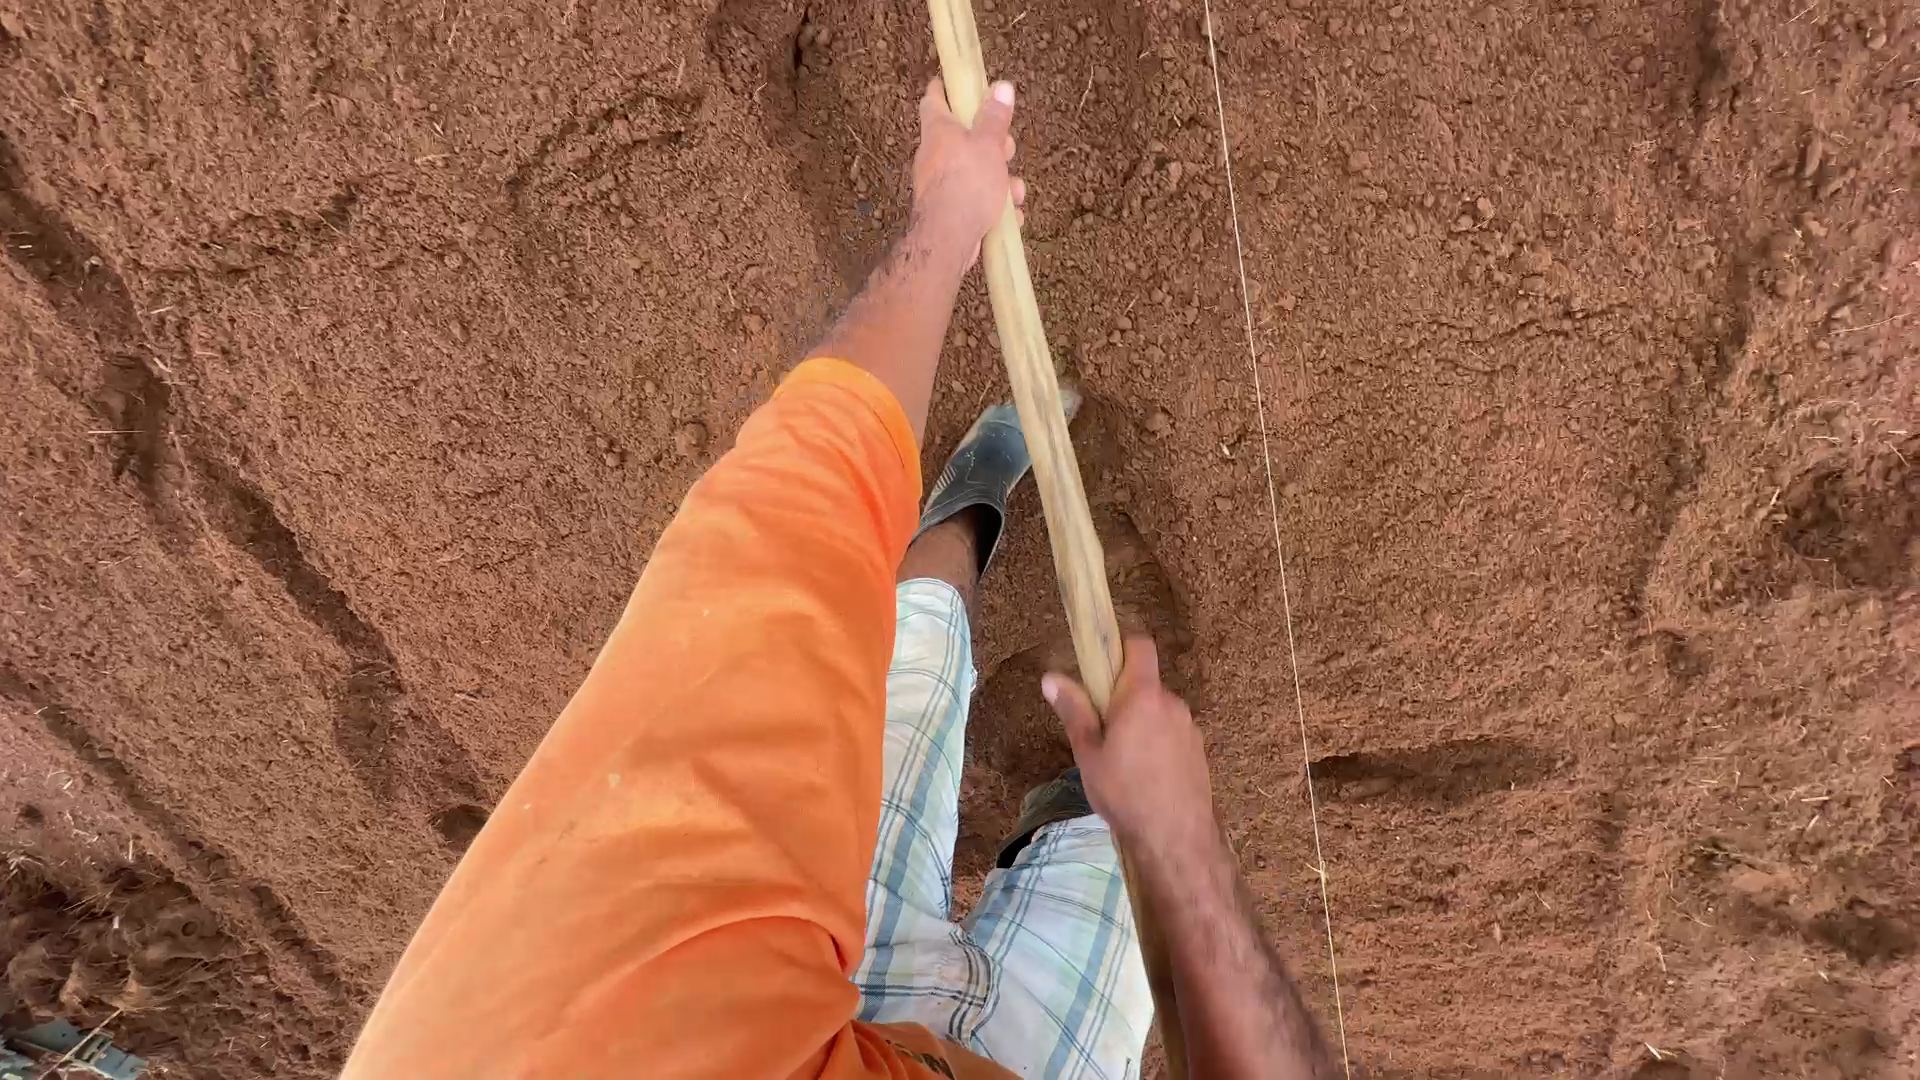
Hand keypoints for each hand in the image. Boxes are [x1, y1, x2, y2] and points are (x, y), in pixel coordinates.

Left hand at [912, 77, 1027, 263]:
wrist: (949, 238)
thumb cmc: (967, 183)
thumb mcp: (989, 144)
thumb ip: (996, 118)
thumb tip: (1002, 86)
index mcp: (939, 131)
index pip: (934, 99)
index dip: (947, 89)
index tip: (960, 85)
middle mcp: (934, 157)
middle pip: (963, 140)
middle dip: (992, 144)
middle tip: (1008, 150)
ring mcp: (939, 188)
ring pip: (974, 175)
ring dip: (1000, 182)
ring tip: (1016, 193)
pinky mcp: (949, 215)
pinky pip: (974, 204)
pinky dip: (994, 209)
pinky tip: (1011, 218)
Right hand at [1041, 638, 1216, 852]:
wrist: (1176, 840)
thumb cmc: (1124, 791)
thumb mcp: (1088, 752)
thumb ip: (1073, 710)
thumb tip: (1050, 677)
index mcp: (1143, 695)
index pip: (1139, 646)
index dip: (1121, 646)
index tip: (1100, 666)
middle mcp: (1171, 703)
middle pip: (1145, 683)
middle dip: (1123, 697)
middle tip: (1101, 729)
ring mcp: (1189, 727)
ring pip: (1158, 710)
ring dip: (1140, 722)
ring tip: (1121, 759)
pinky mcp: (1198, 751)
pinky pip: (1172, 732)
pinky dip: (1157, 742)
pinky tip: (1144, 775)